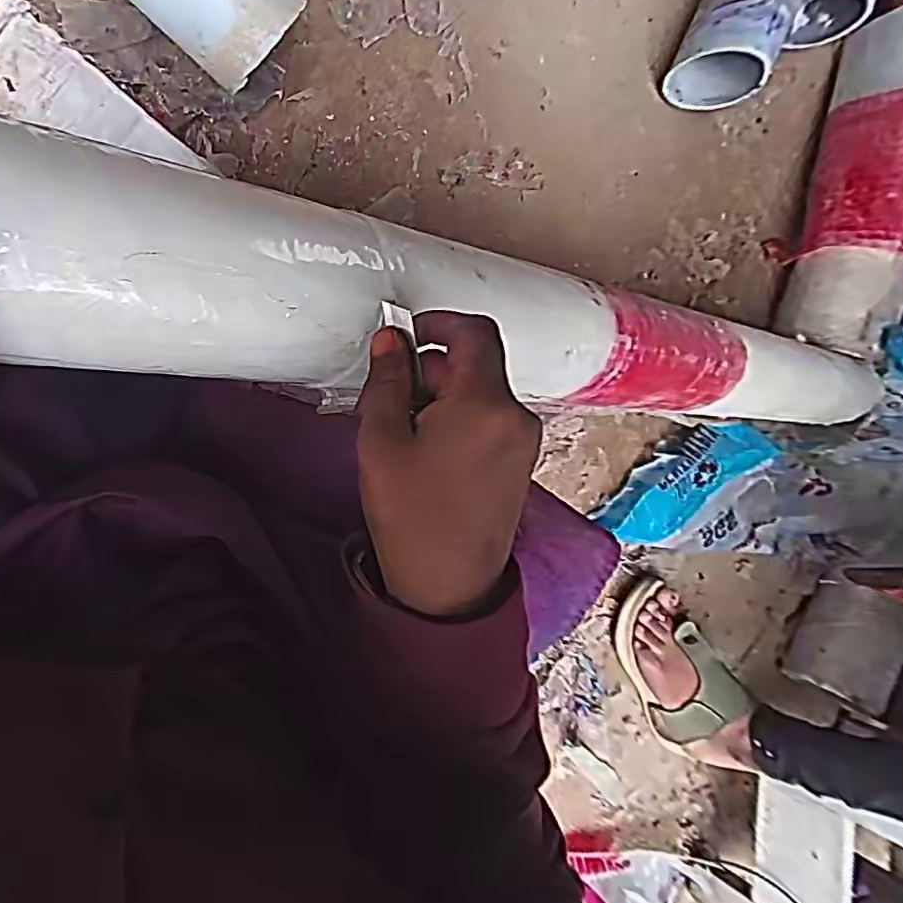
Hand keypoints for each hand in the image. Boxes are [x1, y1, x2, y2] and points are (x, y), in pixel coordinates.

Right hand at [355, 312, 540, 615]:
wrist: (447, 581)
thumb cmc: (409, 510)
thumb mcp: (381, 439)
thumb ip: (386, 382)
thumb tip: (391, 340)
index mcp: (485, 403)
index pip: (474, 332)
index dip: (438, 322)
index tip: (404, 334)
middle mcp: (515, 414)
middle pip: (473, 364)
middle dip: (427, 368)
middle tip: (384, 399)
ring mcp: (522, 439)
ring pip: (477, 392)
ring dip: (437, 395)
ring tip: (398, 431)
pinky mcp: (517, 461)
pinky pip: (485, 418)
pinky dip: (453, 416)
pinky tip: (421, 448)